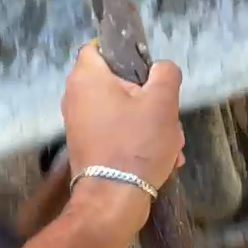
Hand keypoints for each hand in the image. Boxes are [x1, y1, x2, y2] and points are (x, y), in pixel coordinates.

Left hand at [60, 42, 184, 236]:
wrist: (113, 201)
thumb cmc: (135, 144)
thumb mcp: (162, 101)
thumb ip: (166, 73)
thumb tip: (161, 69)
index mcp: (86, 77)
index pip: (99, 46)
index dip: (126, 52)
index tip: (149, 70)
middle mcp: (76, 96)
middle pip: (118, 81)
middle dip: (148, 96)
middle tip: (167, 113)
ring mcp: (80, 123)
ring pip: (123, 109)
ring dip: (149, 121)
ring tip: (171, 142)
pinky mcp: (87, 146)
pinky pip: (117, 131)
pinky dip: (137, 139)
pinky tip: (162, 158)